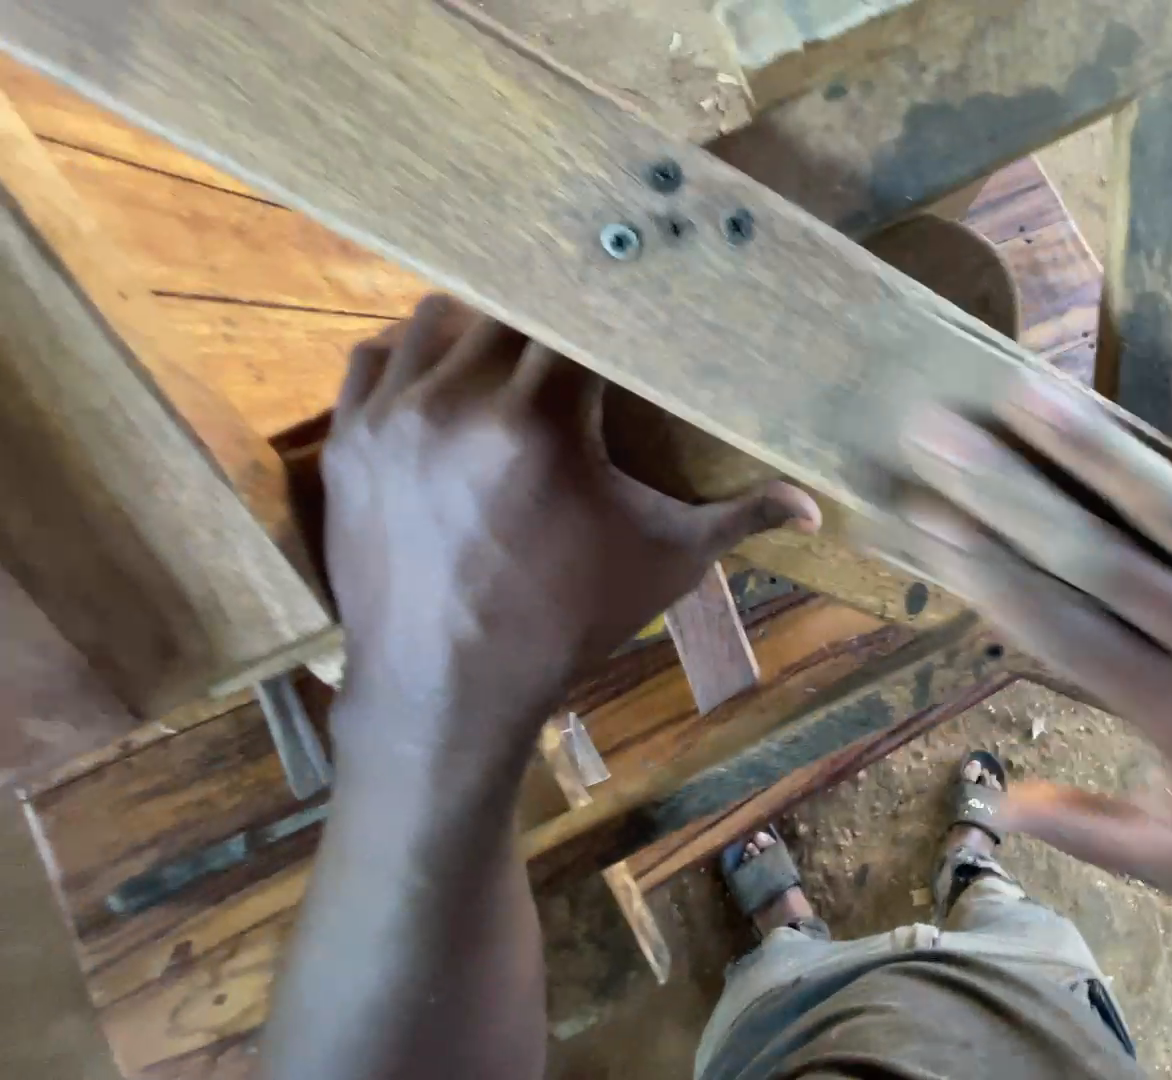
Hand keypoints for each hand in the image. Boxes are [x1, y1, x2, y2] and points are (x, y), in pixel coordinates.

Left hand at [322, 296, 818, 774]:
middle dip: (551, 320)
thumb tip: (816, 507)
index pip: (576, 323)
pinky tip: (451, 381)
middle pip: (508, 311)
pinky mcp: (346, 441)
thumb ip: (742, 518)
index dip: (606, 315)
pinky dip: (418, 355)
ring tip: (521, 356)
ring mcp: (389, 416)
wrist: (449, 686)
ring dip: (485, 329)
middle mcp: (457, 400)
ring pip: (436, 322)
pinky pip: (377, 359)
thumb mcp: (670, 563)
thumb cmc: (573, 618)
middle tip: (582, 341)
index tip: (629, 315)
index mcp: (541, 421)